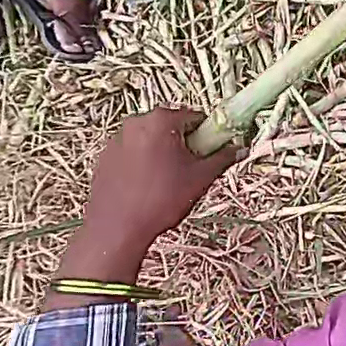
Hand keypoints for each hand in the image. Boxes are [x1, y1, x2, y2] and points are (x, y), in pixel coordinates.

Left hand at [76, 108, 239, 262]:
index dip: (208, 136)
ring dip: (163, 153)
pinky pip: (133, 151)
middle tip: (189, 172)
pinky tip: (146, 187)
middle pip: (171, 126)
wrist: (116, 227)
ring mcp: (118, 138)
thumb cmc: (161, 200)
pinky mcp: (106, 155)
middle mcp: (137, 122)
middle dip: (184, 144)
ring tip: (166, 183)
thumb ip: (223, 158)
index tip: (209, 156)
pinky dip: (143, 162)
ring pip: (151, 139)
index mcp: (161, 120)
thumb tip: (239, 149)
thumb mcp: (200, 178)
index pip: (196, 117)